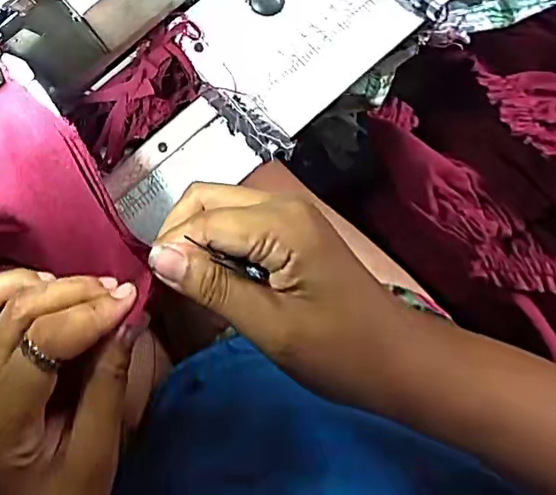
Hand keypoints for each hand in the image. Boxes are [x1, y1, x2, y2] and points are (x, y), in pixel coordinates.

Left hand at [0, 268, 139, 494]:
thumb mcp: (96, 455)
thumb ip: (109, 382)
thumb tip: (128, 317)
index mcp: (1, 419)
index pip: (44, 338)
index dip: (90, 310)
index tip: (129, 296)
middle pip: (16, 312)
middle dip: (71, 289)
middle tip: (113, 288)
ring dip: (21, 285)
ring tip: (64, 287)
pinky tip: (1, 301)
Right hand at [148, 182, 409, 405]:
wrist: (399, 359)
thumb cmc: (341, 350)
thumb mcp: (271, 326)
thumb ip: (213, 286)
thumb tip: (159, 257)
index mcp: (279, 222)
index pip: (203, 219)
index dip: (172, 249)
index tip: (155, 285)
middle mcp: (281, 202)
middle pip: (206, 197)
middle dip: (179, 233)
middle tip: (170, 280)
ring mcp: (287, 210)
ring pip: (219, 205)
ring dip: (196, 236)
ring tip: (191, 282)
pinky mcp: (290, 224)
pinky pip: (238, 219)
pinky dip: (218, 241)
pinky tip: (218, 276)